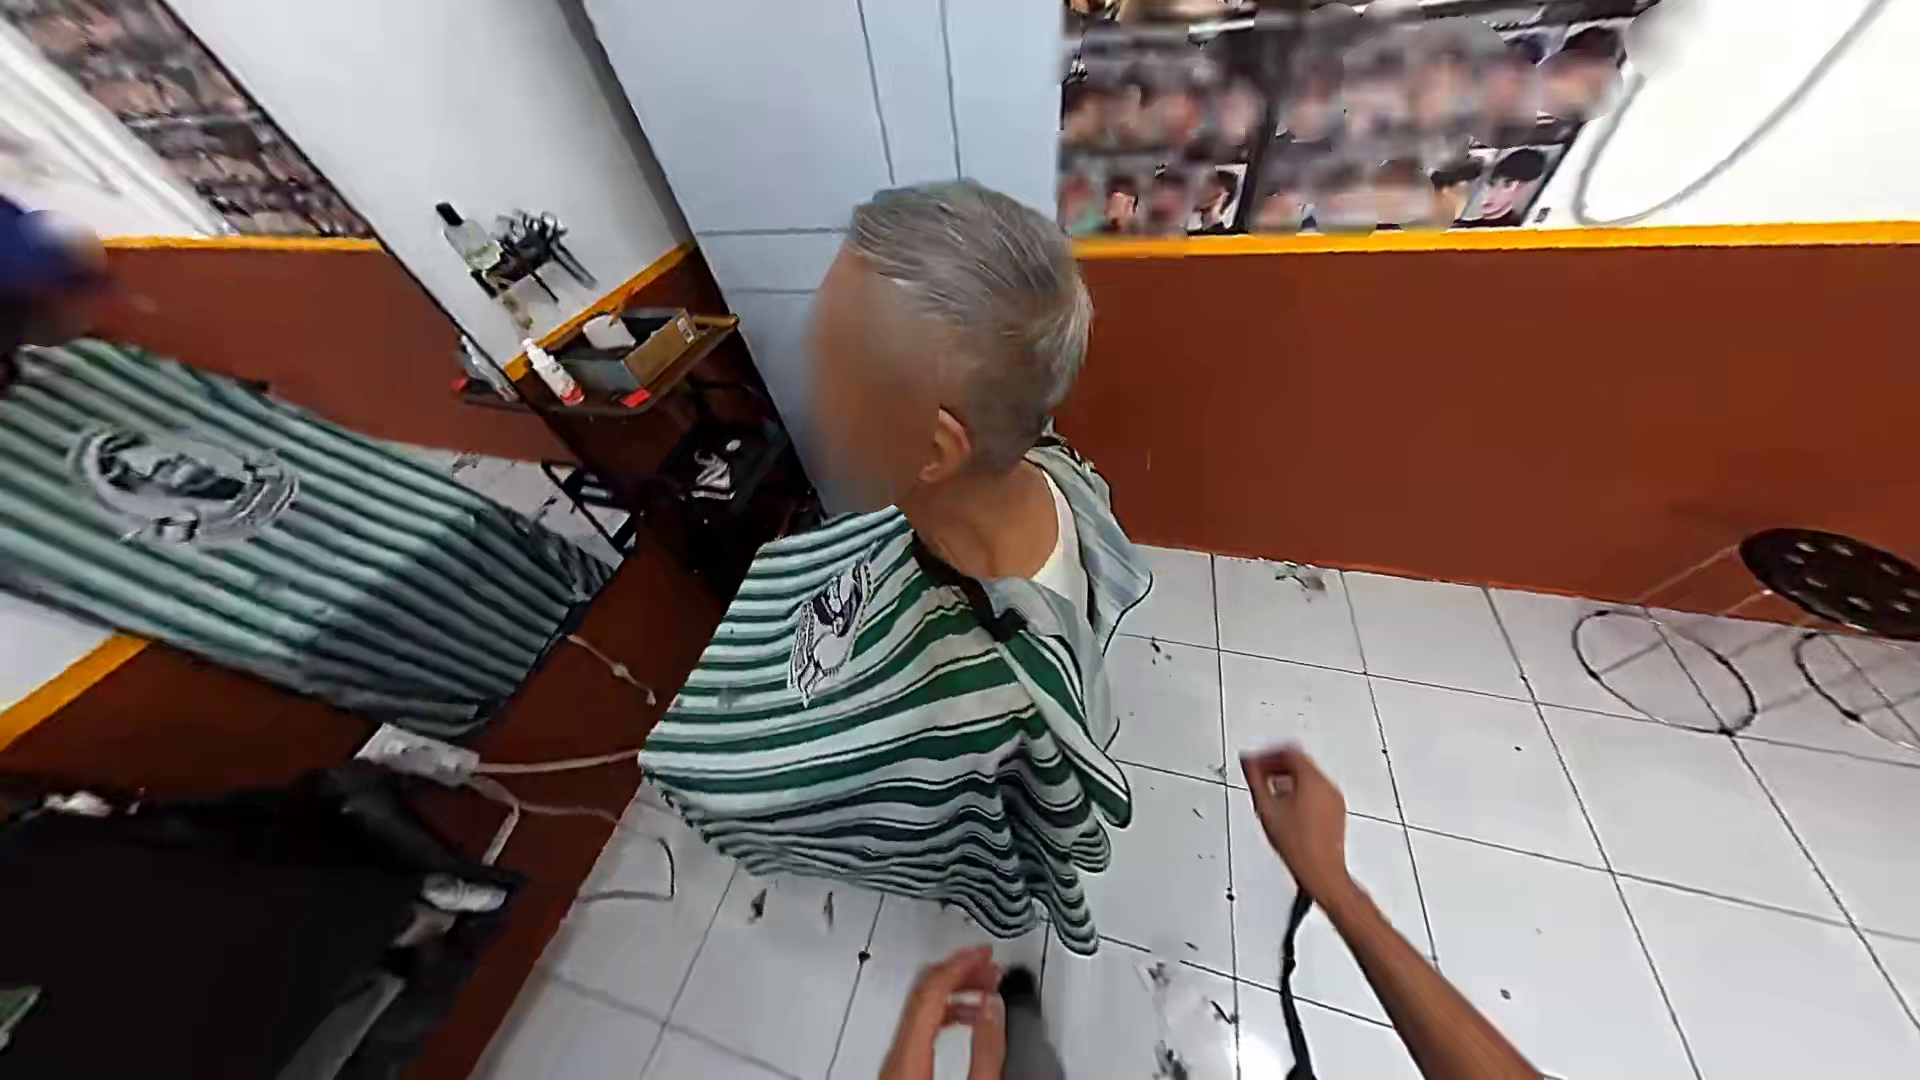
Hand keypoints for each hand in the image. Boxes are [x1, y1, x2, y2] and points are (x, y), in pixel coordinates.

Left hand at [878, 945, 1005, 1079]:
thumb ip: (984, 1049)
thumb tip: (994, 1004)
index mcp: (908, 1055)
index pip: (931, 986)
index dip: (961, 962)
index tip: (983, 952)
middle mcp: (895, 1055)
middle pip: (925, 991)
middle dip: (960, 970)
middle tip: (988, 964)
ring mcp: (894, 1063)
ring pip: (921, 1006)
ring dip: (955, 988)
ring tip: (985, 987)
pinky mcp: (899, 1071)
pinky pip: (919, 1025)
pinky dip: (945, 1009)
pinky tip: (967, 1015)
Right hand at [1240, 744, 1355, 905]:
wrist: (1321, 872)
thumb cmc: (1298, 845)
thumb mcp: (1265, 806)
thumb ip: (1254, 778)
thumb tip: (1248, 762)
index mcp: (1311, 781)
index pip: (1289, 752)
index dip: (1267, 753)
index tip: (1255, 761)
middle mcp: (1327, 788)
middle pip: (1299, 762)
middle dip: (1275, 764)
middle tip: (1260, 771)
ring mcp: (1334, 801)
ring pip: (1308, 776)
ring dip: (1286, 777)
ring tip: (1269, 789)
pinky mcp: (1336, 813)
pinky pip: (1316, 790)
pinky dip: (1299, 789)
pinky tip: (1285, 804)